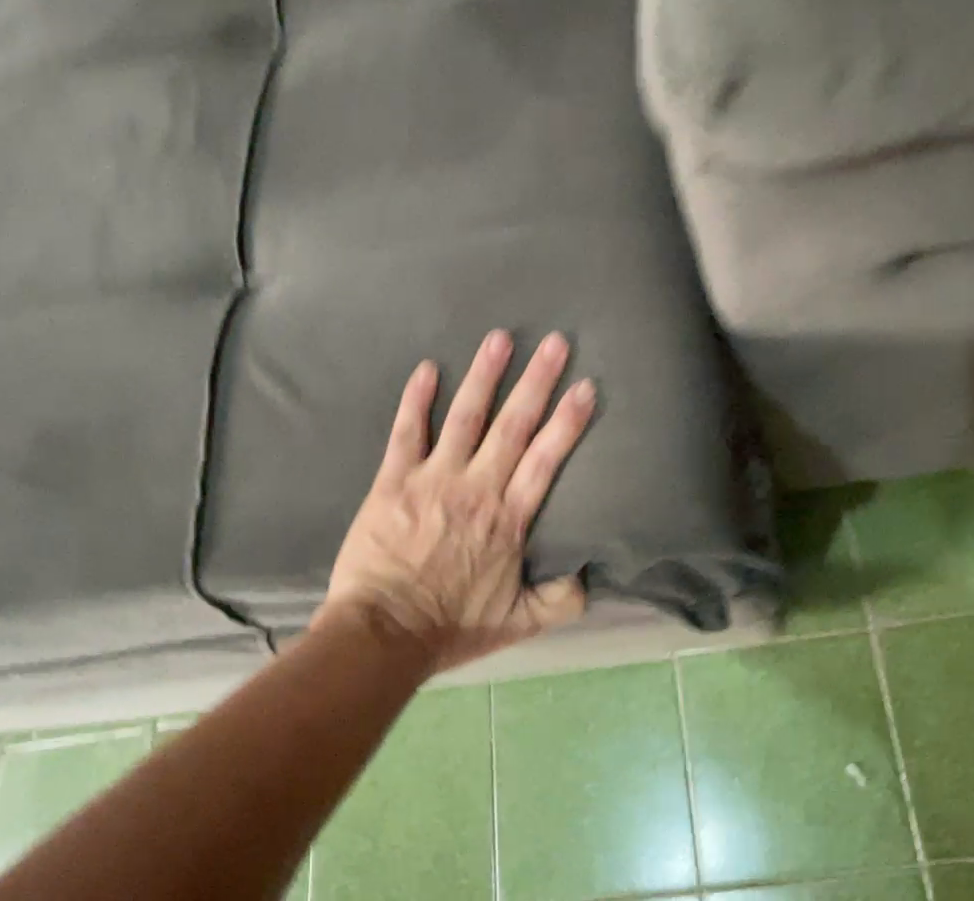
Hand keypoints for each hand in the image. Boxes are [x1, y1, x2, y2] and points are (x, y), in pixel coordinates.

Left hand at [315, 330, 594, 671]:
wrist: (383, 635)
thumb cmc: (451, 628)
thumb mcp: (520, 624)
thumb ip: (562, 599)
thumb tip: (590, 575)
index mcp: (509, 518)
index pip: (546, 459)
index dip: (567, 421)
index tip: (585, 386)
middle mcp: (477, 488)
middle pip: (513, 425)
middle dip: (536, 381)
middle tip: (554, 341)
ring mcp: (434, 480)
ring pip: (465, 417)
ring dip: (484, 376)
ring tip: (499, 339)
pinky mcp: (394, 482)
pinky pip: (407, 433)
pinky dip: (416, 399)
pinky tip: (427, 368)